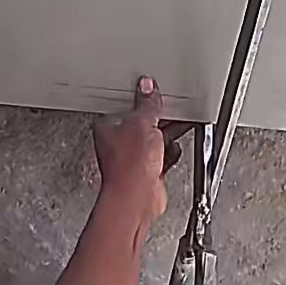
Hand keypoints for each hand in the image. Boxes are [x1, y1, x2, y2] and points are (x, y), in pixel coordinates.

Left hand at [93, 76, 169, 223]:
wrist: (138, 197)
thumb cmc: (130, 165)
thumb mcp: (142, 122)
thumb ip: (147, 104)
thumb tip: (147, 87)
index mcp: (108, 127)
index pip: (125, 106)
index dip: (139, 98)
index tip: (152, 91)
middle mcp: (118, 144)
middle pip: (141, 123)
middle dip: (156, 118)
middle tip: (169, 109)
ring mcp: (134, 159)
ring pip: (153, 140)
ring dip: (165, 136)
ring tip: (177, 126)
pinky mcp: (148, 172)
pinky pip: (162, 156)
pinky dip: (170, 153)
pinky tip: (173, 150)